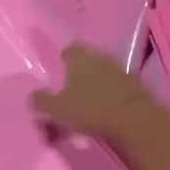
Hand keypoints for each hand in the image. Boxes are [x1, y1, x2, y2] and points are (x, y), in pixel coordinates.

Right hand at [30, 43, 158, 140]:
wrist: (134, 120)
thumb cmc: (90, 109)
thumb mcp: (57, 110)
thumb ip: (42, 102)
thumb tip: (31, 96)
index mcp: (81, 60)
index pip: (71, 49)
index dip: (65, 56)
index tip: (61, 65)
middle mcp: (102, 59)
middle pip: (89, 60)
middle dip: (81, 71)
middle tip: (72, 87)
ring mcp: (122, 72)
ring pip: (105, 73)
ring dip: (98, 83)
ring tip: (90, 101)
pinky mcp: (137, 87)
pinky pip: (119, 87)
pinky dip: (113, 95)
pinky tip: (108, 109)